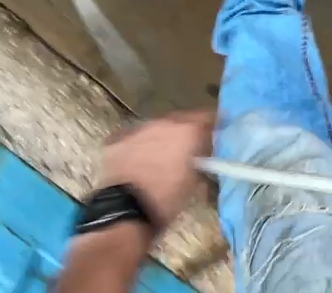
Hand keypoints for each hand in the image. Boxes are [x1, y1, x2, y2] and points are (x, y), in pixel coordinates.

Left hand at [99, 110, 215, 228]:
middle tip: (185, 148)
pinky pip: (132, 137)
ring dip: (161, 137)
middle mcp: (166, 122)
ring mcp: (140, 129)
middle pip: (181, 119)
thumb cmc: (166, 200)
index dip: (212, 126)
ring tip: (159, 155)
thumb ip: (200, 159)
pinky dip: (137, 145)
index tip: (213, 134)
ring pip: (156, 127)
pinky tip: (136, 159)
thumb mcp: (193, 180)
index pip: (208, 117)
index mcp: (189, 130)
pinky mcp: (118, 140)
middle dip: (184, 131)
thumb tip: (201, 155)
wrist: (125, 213)